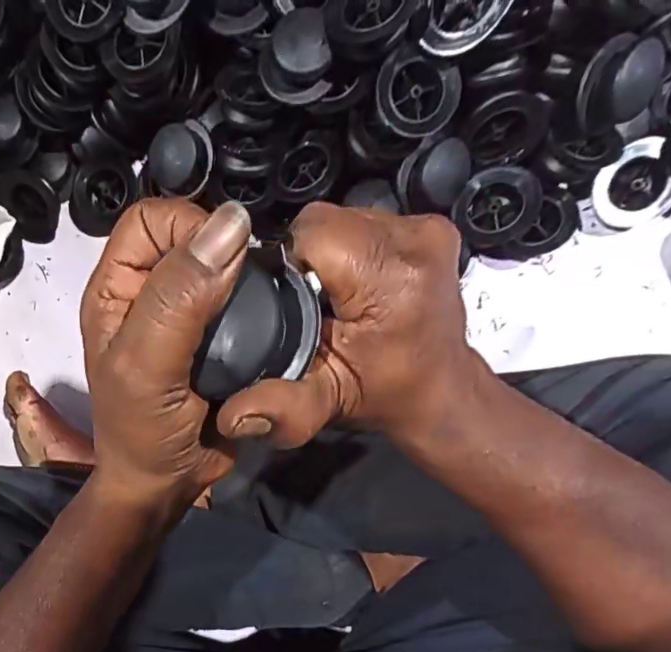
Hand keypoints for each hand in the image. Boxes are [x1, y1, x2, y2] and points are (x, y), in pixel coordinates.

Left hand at [79, 197, 252, 508]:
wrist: (169, 484)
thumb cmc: (142, 433)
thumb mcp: (146, 367)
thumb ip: (179, 300)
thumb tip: (229, 226)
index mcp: (116, 290)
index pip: (152, 220)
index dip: (188, 228)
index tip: (222, 265)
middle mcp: (150, 296)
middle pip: (192, 238)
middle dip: (224, 255)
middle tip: (244, 294)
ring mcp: (188, 318)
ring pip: (224, 270)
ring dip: (247, 284)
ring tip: (257, 311)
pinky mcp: (220, 341)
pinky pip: (246, 305)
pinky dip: (260, 309)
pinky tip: (265, 326)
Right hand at [216, 203, 485, 446]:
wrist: (439, 391)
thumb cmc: (388, 394)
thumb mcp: (326, 400)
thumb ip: (280, 403)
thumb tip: (231, 416)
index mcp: (390, 279)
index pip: (309, 233)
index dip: (288, 265)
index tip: (296, 304)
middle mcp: (414, 242)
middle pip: (324, 220)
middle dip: (308, 260)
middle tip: (316, 307)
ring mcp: (426, 230)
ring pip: (343, 217)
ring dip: (330, 254)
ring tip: (337, 298)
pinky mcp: (429, 226)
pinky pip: (366, 222)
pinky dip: (353, 250)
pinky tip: (357, 285)